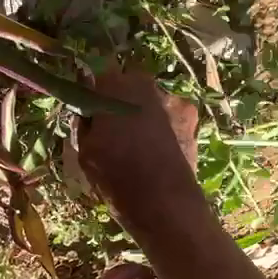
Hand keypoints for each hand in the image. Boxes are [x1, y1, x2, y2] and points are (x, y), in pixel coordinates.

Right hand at [77, 71, 200, 203]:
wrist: (163, 203)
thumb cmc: (116, 176)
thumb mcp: (85, 151)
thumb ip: (85, 123)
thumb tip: (88, 112)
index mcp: (116, 86)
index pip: (98, 75)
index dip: (93, 92)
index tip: (90, 111)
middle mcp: (147, 84)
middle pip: (128, 84)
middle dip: (120, 100)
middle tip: (113, 129)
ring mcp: (173, 100)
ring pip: (151, 100)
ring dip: (143, 113)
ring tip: (138, 144)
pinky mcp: (192, 118)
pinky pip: (169, 115)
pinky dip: (163, 125)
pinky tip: (157, 149)